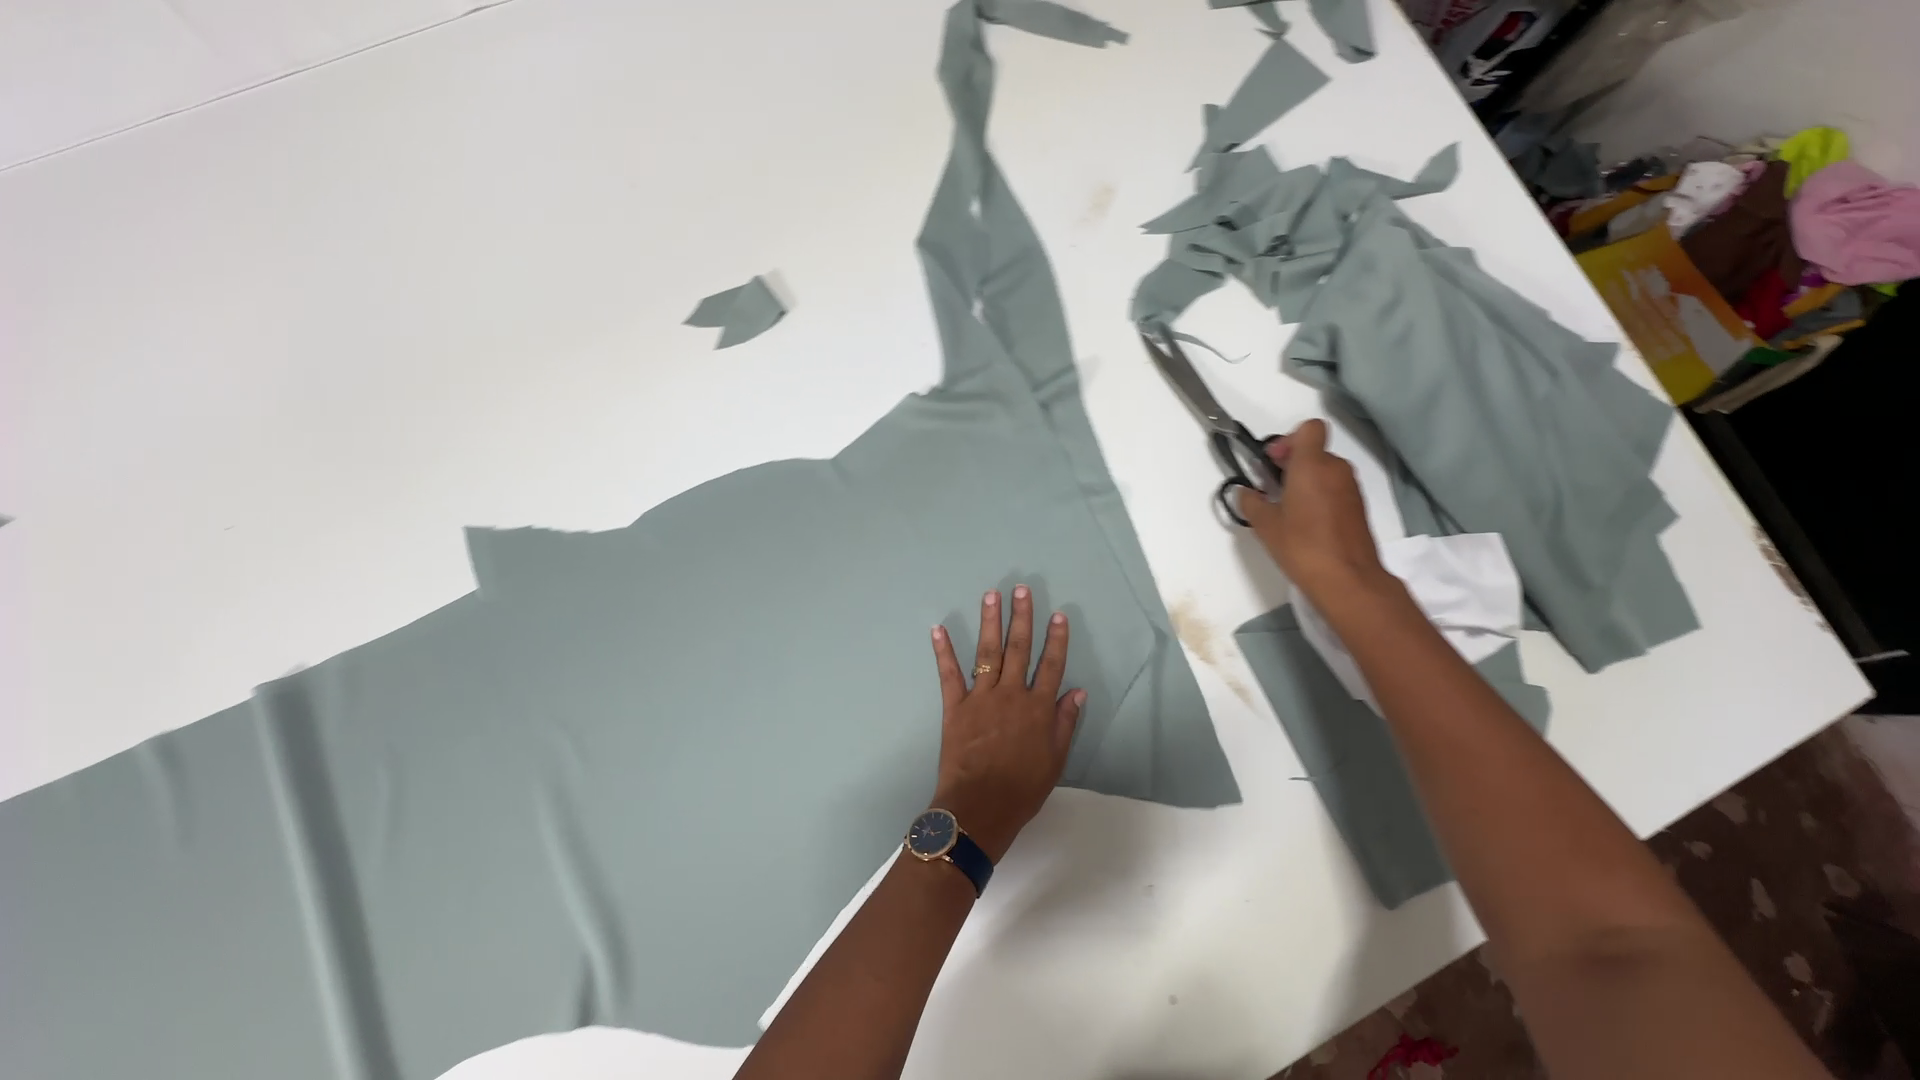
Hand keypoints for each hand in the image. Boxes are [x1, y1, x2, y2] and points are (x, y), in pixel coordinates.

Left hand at [928, 585, 1083, 861]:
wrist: (981, 806)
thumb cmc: (1023, 788)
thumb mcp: (1055, 759)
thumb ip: (1065, 722)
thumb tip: (1077, 691)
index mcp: (1038, 707)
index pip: (1051, 665)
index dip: (1056, 640)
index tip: (1058, 615)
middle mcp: (1012, 694)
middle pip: (1019, 648)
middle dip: (1021, 617)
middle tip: (1021, 589)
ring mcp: (982, 697)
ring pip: (988, 652)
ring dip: (990, 622)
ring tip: (991, 595)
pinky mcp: (955, 707)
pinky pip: (949, 674)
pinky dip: (943, 651)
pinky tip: (938, 629)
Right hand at [1239, 419, 1390, 605]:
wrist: (1348, 579)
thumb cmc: (1302, 546)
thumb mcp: (1265, 525)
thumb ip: (1251, 502)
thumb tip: (1245, 492)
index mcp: (1312, 465)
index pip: (1310, 428)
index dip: (1291, 439)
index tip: (1275, 462)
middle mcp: (1336, 469)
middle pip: (1315, 451)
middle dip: (1293, 463)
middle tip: (1274, 488)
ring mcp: (1351, 487)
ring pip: (1326, 471)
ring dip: (1307, 481)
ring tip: (1289, 510)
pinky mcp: (1359, 507)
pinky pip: (1336, 489)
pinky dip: (1321, 496)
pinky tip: (1307, 523)